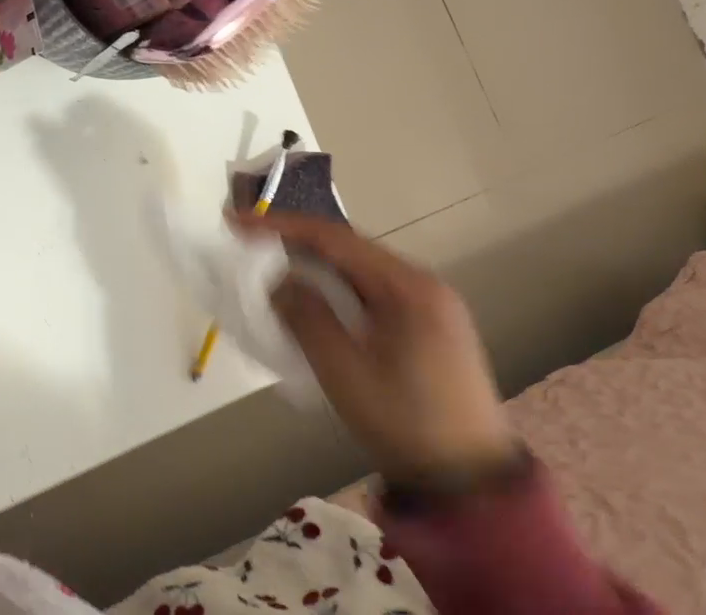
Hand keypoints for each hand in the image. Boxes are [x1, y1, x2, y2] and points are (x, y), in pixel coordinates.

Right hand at [230, 211, 518, 484]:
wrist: (470, 481)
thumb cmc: (404, 422)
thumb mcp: (343, 370)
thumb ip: (305, 316)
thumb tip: (276, 279)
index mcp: (408, 287)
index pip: (333, 238)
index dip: (279, 226)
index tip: (234, 224)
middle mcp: (422, 284)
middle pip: (347, 249)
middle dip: (294, 243)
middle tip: (246, 244)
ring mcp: (428, 305)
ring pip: (357, 270)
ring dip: (313, 268)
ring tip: (268, 270)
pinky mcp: (426, 326)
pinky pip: (369, 292)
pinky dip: (333, 290)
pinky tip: (309, 301)